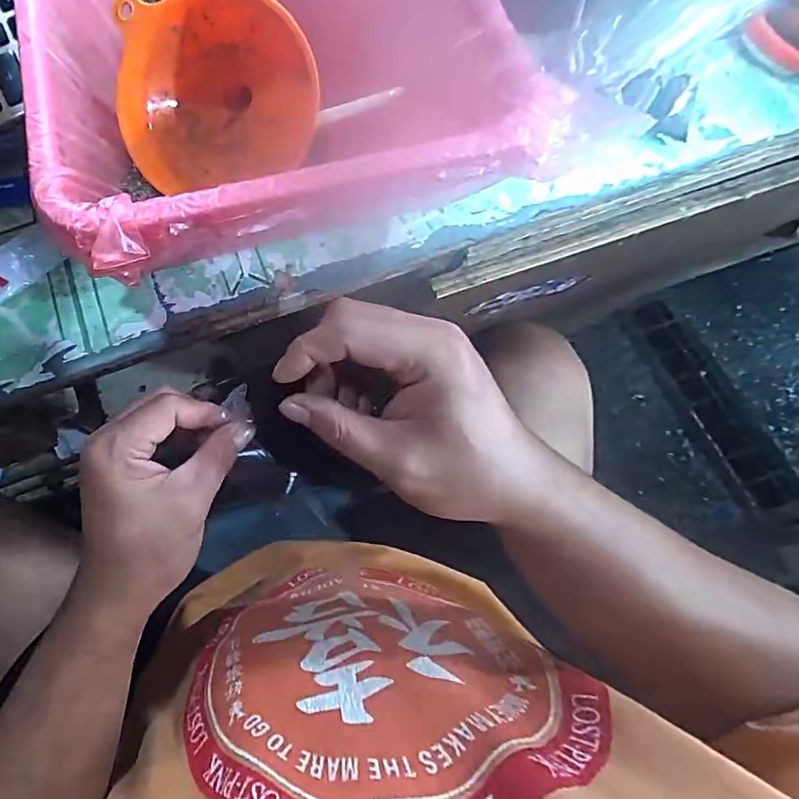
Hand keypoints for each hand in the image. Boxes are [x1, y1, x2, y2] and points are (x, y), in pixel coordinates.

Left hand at [77, 388, 252, 615]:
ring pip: (149, 415)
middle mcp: (102, 438)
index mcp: (115, 445)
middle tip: (228, 431)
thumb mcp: (192, 499)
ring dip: (183, 423)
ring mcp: (102, 450)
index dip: (205, 411)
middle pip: (155, 404)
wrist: (117, 592)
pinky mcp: (108, 462)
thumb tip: (244, 425)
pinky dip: (169, 436)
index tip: (237, 426)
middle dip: (194, 413)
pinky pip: (142, 433)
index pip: (166, 406)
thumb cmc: (154, 550)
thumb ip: (217, 455)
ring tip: (215, 439)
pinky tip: (192, 450)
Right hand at [271, 299, 559, 524]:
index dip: (305, 351)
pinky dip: (352, 367)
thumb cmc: (463, 476)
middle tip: (311, 399)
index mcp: (427, 349)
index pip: (348, 326)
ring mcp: (430, 336)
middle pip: (350, 315)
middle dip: (318, 353)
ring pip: (358, 326)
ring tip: (337, 408)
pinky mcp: (426, 349)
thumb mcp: (394, 460)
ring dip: (334, 361)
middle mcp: (429, 329)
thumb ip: (338, 427)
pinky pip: (373, 341)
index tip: (281, 385)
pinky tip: (358, 404)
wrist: (518, 483)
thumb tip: (289, 404)